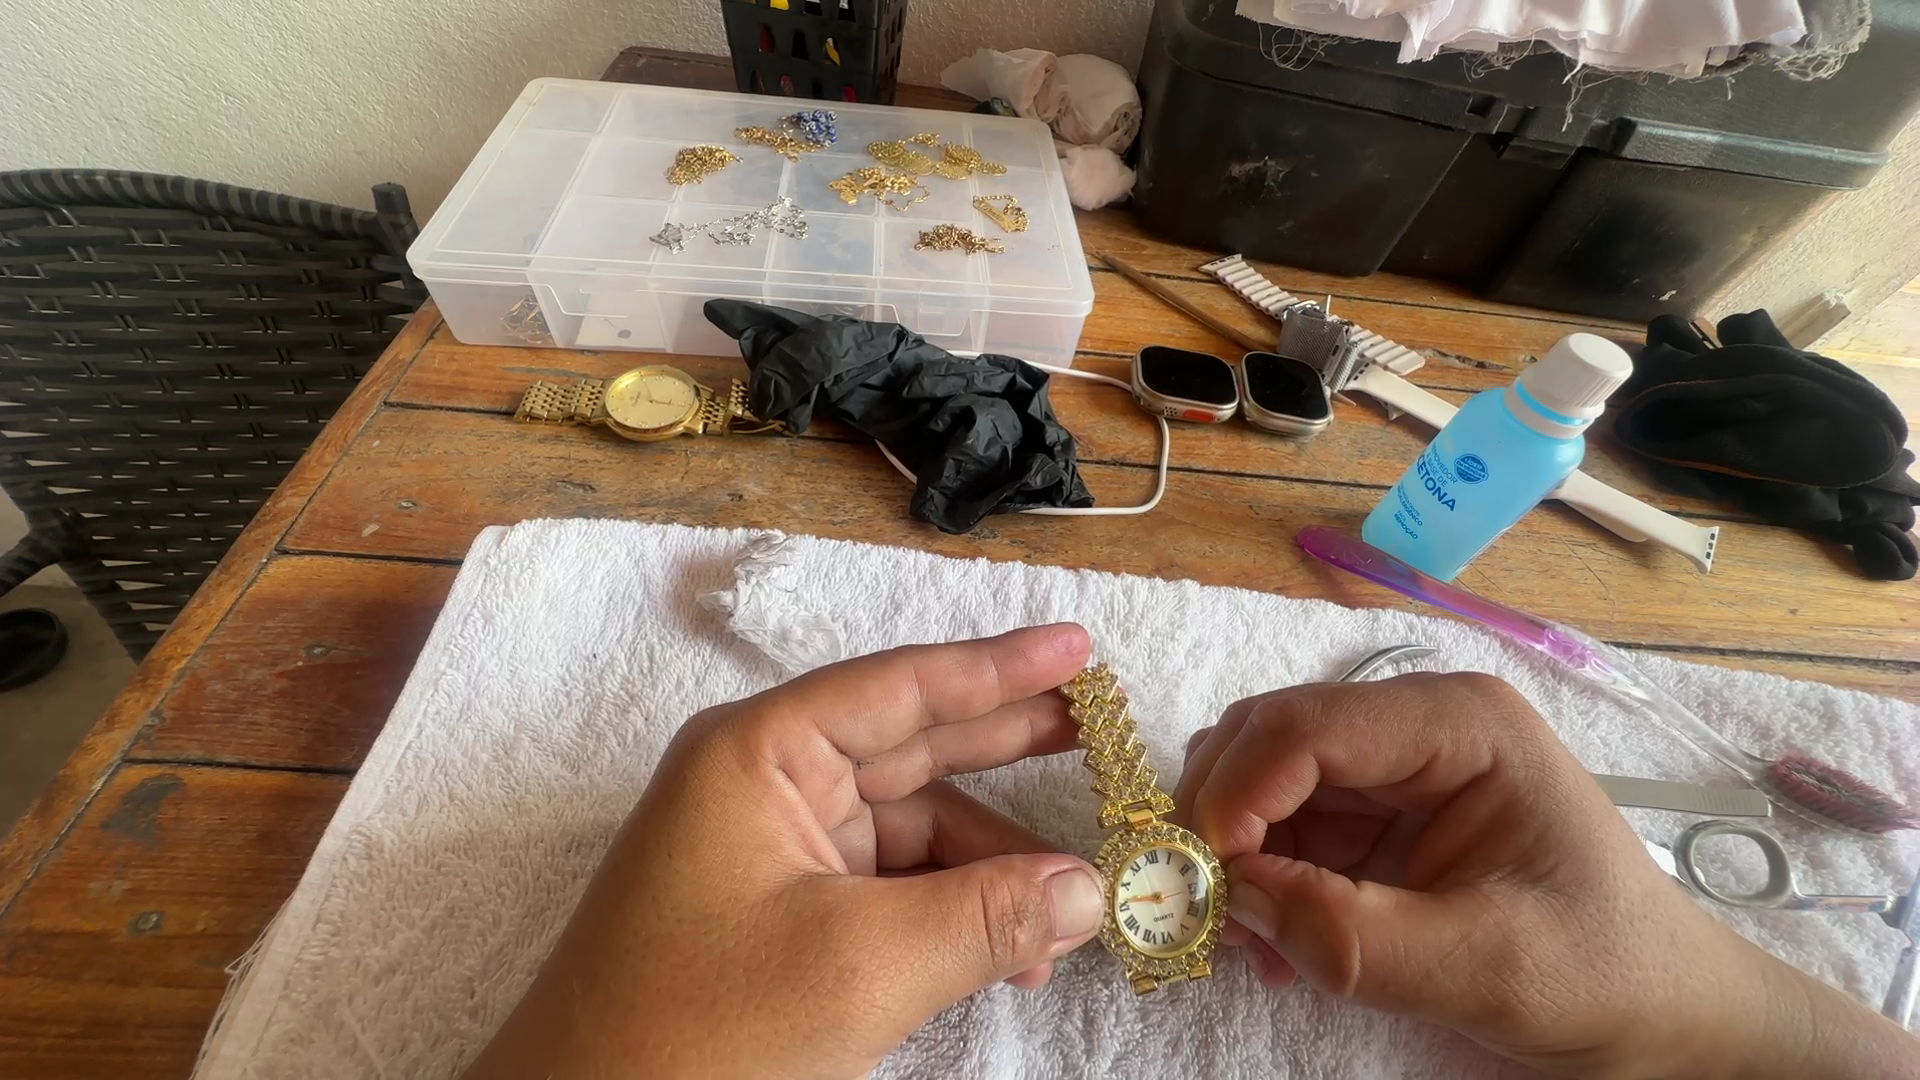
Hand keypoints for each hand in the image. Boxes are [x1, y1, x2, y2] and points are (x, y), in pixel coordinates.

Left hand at [461, 624, 1103, 1079]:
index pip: (900, 686)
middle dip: (1006, 738)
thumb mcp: (855, 970)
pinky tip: (1014, 946)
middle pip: (913, 739)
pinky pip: (897, 878)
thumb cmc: (693, 1039)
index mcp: (763, 750)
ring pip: (915, 822)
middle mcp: (773, 775)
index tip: (1075, 646)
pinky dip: (957, 905)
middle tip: (1095, 724)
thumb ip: (984, 918)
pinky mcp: (794, 897)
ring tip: (1071, 901)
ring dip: (992, 861)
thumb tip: (1088, 890)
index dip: (997, 666)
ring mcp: (784, 837)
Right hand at [1175, 672, 1918, 1078]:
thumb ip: (1357, 939)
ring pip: (1252, 771)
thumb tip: (1234, 897)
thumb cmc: (1607, 981)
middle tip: (1204, 899)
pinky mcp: (1359, 800)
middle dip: (1221, 815)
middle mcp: (1403, 719)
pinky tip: (1266, 928)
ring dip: (1227, 844)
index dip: (1242, 789)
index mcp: (1455, 722)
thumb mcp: (1496, 973)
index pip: (1309, 726)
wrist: (1661, 1018)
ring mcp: (1377, 756)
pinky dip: (1247, 867)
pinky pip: (1270, 816)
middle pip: (1265, 736)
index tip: (1207, 870)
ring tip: (1241, 928)